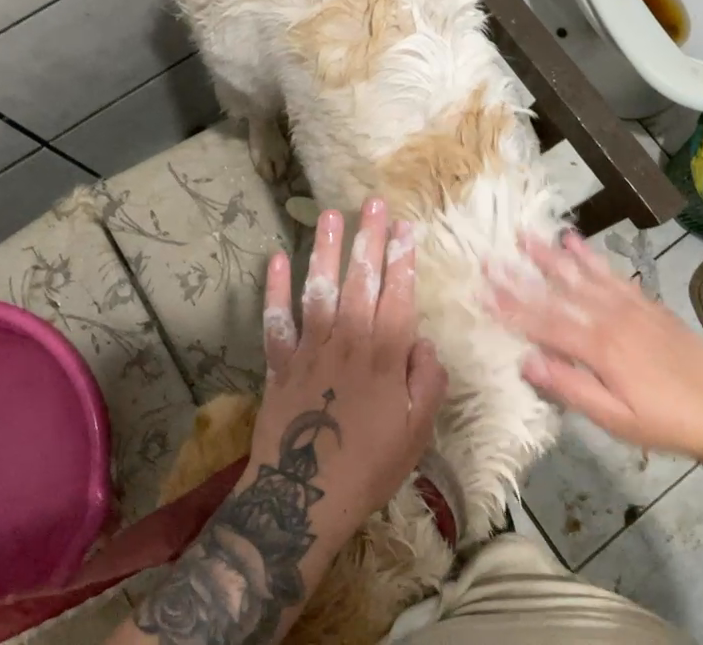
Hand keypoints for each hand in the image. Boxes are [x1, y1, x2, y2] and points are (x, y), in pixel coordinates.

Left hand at [250, 197, 447, 536]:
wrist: (301, 498)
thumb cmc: (369, 466)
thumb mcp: (417, 432)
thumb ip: (427, 381)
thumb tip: (424, 342)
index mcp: (385, 355)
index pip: (398, 293)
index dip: (403, 258)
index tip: (406, 226)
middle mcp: (347, 340)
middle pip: (360, 279)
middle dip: (369, 238)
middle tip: (373, 203)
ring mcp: (309, 347)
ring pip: (319, 288)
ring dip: (325, 249)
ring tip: (330, 214)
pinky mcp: (279, 361)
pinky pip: (275, 318)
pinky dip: (274, 288)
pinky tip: (277, 258)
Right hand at [491, 233, 702, 456]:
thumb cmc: (666, 423)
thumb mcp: (616, 419)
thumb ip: (572, 388)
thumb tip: (526, 362)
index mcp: (599, 349)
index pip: (544, 324)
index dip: (510, 308)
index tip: (481, 291)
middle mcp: (611, 319)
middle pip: (558, 294)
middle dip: (521, 276)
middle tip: (492, 257)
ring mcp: (630, 308)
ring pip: (582, 277)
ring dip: (551, 257)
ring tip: (526, 236)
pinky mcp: (646, 304)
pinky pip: (612, 275)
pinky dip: (590, 257)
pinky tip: (575, 242)